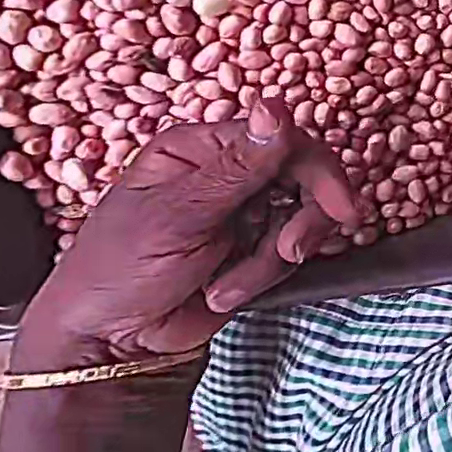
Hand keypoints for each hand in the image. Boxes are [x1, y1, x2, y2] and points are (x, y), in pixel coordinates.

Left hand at [11, 98, 363, 371]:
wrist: (110, 344)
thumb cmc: (119, 270)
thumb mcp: (179, 216)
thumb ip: (237, 166)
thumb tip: (275, 106)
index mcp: (204, 148)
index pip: (284, 141)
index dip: (320, 173)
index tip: (342, 209)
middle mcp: (231, 171)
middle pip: (306, 178)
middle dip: (303, 221)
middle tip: (290, 251)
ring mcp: (246, 209)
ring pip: (303, 218)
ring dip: (274, 257)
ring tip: (231, 282)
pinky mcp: (256, 244)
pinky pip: (290, 250)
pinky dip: (265, 274)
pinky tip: (224, 289)